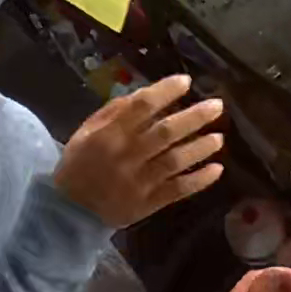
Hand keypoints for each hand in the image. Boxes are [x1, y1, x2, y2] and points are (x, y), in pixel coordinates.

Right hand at [54, 74, 225, 227]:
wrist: (71, 210)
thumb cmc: (81, 164)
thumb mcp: (88, 132)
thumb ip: (115, 113)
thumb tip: (148, 95)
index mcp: (109, 134)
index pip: (141, 107)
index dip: (165, 92)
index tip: (186, 81)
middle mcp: (126, 156)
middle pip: (165, 133)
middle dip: (194, 117)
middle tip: (218, 106)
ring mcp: (139, 181)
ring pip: (175, 161)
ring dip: (200, 148)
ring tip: (219, 138)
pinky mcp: (149, 203)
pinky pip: (178, 190)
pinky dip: (199, 180)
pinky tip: (217, 169)